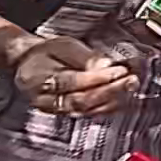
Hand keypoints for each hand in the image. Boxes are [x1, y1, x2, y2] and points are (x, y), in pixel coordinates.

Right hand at [13, 36, 135, 114]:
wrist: (29, 63)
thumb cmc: (48, 52)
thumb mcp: (64, 46)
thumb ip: (84, 57)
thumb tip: (106, 65)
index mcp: (38, 78)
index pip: (71, 82)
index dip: (97, 78)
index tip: (120, 70)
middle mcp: (44, 99)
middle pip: (79, 100)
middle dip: (110, 90)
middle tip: (131, 79)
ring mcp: (54, 109)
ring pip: (85, 110)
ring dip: (112, 100)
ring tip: (131, 87)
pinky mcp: (65, 113)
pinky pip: (87, 114)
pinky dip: (107, 107)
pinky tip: (123, 98)